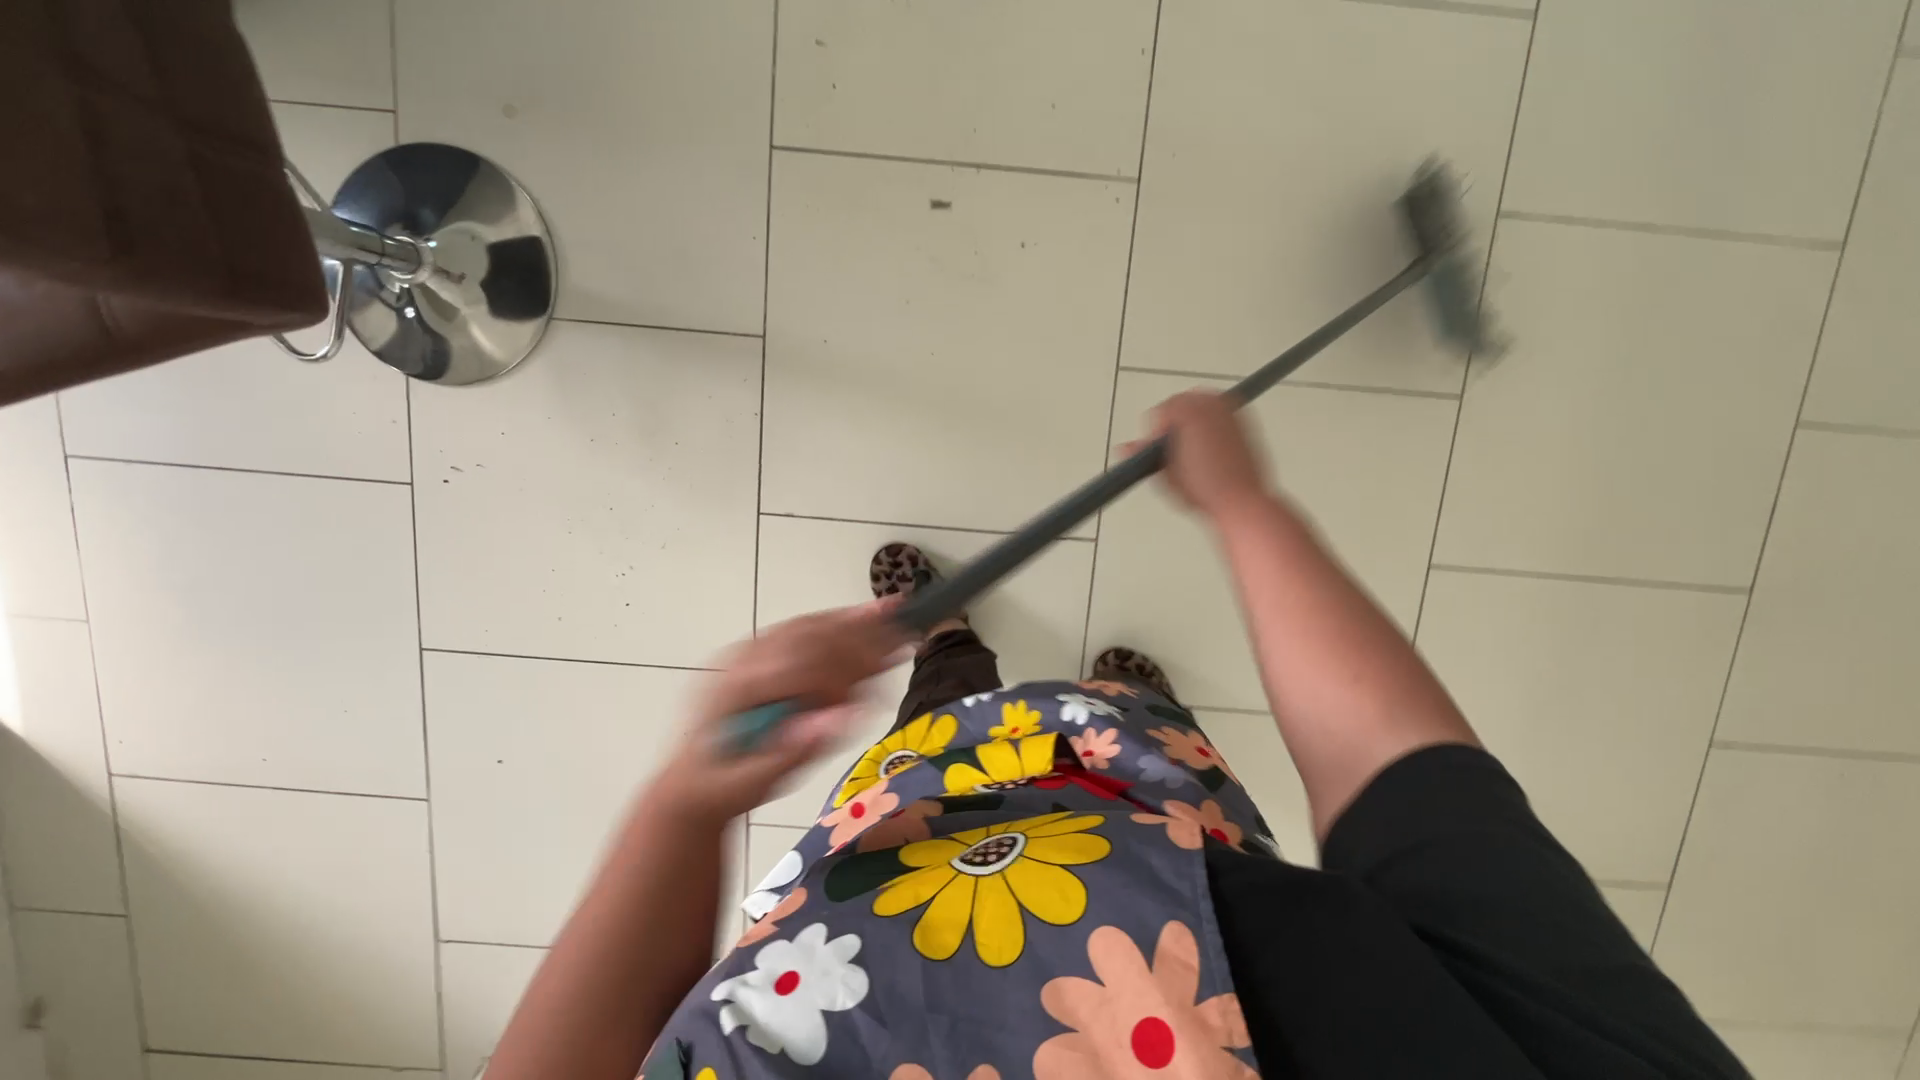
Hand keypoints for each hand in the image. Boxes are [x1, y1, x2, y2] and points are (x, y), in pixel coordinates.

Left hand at [649, 602, 909, 827]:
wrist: (691, 781)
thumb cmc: (723, 788)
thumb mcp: (752, 784)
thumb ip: (789, 754)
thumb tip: (833, 722)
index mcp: (734, 692)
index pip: (792, 671)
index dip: (837, 676)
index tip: (875, 689)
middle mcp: (740, 661)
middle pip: (805, 641)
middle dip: (857, 638)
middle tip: (904, 635)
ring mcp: (749, 652)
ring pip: (807, 628)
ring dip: (853, 621)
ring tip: (895, 610)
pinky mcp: (760, 651)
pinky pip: (805, 629)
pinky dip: (840, 621)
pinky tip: (870, 613)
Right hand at [1136, 391, 1270, 519]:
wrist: (1241, 501)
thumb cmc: (1205, 489)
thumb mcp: (1165, 473)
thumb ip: (1143, 453)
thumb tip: (1124, 447)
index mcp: (1189, 412)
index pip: (1160, 412)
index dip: (1154, 432)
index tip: (1156, 450)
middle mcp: (1212, 404)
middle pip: (1180, 402)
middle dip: (1171, 423)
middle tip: (1169, 449)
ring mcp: (1230, 411)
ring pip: (1199, 403)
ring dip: (1189, 421)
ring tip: (1187, 448)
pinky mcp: (1243, 421)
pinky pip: (1219, 412)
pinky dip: (1208, 422)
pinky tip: (1205, 445)